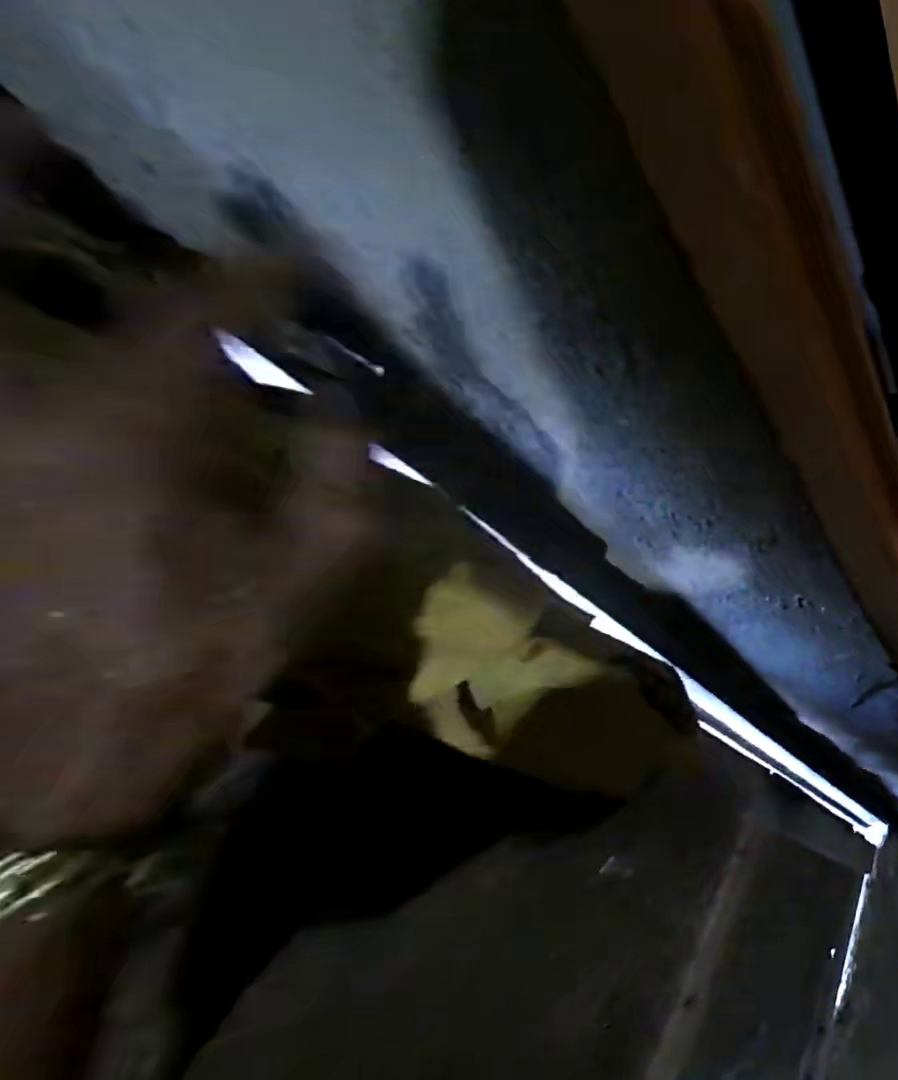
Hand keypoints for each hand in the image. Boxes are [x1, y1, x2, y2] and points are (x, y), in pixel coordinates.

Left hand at [0, 237, 365, 847]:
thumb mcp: (318, 564)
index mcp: (133, 434)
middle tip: (62, 146)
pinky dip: (16, 340)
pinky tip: (48, 330)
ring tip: (42, 215)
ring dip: (12, 261)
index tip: (298, 259)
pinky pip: (0, 383)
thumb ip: (343, 469)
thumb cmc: (208, 646)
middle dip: (29, 193)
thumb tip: (345, 400)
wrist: (58, 741)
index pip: (190, 317)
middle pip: (13, 276)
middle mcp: (21, 411)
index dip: (250, 278)